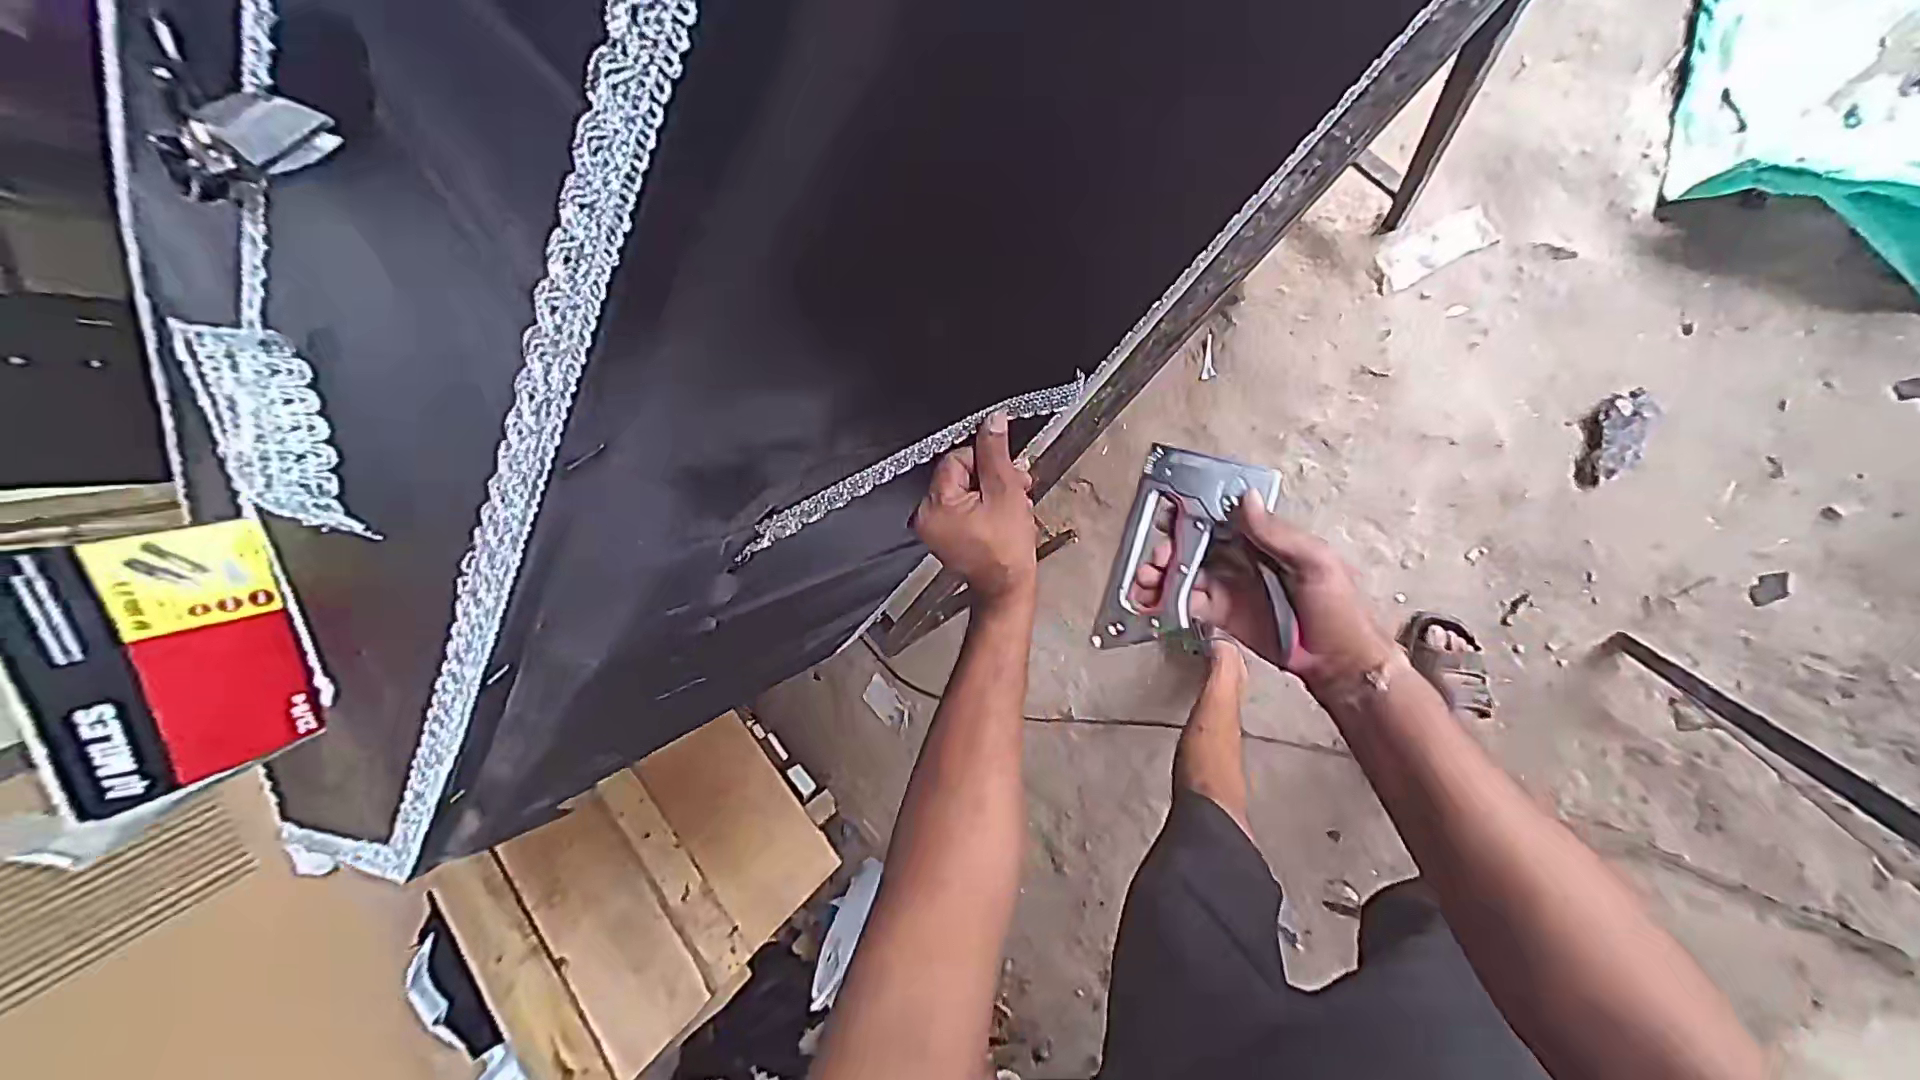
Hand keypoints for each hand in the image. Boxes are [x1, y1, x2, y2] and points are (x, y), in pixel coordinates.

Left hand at [911, 411, 1036, 602]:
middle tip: (1018, 486)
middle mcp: (926, 515)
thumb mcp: (1006, 492)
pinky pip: (964, 506)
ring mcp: (935, 526)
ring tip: (1016, 504)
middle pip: (960, 473)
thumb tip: (992, 422)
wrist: (1007, 588)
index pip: (956, 458)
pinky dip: (985, 506)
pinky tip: (1005, 514)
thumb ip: (996, 454)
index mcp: (935, 504)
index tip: (1008, 471)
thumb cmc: (1006, 552)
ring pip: (965, 489)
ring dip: (993, 490)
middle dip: (993, 476)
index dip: (986, 461)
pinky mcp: (946, 534)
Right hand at [1131, 490, 1393, 688]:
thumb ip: (1278, 534)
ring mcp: (1227, 587)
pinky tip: (1152, 602)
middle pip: (1192, 546)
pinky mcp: (1220, 614)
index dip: (1190, 514)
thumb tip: (1247, 499)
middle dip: (1167, 549)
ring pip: (1183, 573)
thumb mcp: (1316, 563)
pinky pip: (1186, 603)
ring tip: (1144, 583)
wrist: (1338, 663)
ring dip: (1160, 575)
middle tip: (1156, 559)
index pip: (1219, 518)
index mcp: (1262, 541)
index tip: (1168, 513)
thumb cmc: (1339, 610)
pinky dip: (1165, 601)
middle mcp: (1239, 560)